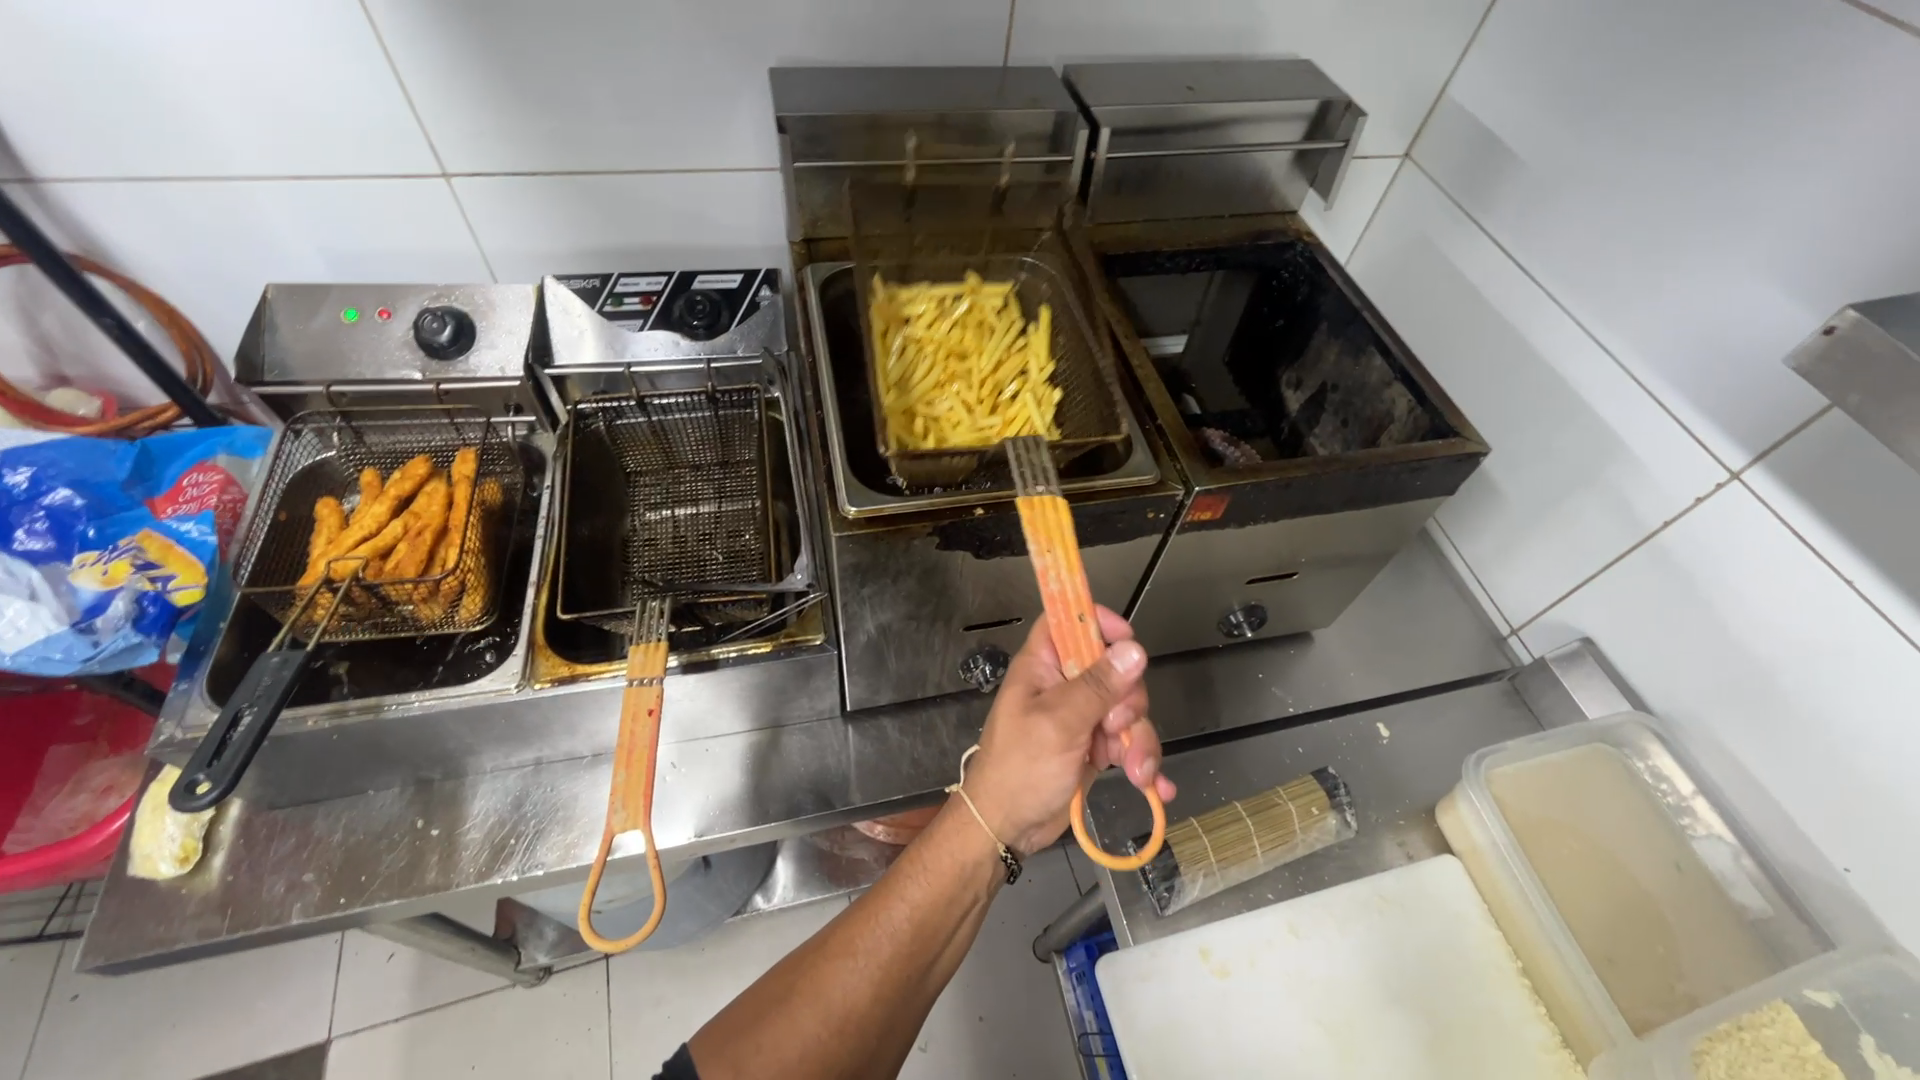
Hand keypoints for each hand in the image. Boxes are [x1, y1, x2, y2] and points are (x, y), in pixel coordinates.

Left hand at [963, 606, 1176, 857]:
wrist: (1007, 827)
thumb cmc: (1019, 769)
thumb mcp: (1058, 723)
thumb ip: (1098, 687)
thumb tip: (1134, 650)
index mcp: (1042, 666)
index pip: (1069, 621)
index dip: (1098, 621)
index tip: (1127, 639)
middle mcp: (1063, 686)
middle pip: (1114, 669)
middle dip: (1128, 702)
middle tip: (1115, 727)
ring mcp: (1081, 718)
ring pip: (1128, 710)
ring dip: (1139, 742)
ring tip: (1136, 771)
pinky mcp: (1094, 748)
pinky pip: (1129, 744)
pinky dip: (1143, 764)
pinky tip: (1155, 788)